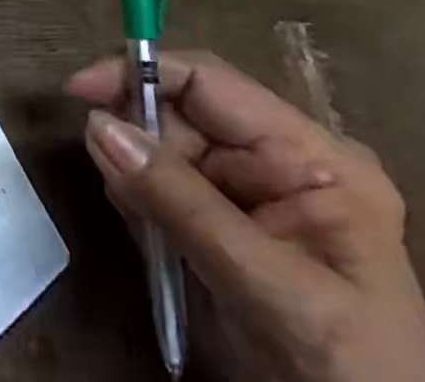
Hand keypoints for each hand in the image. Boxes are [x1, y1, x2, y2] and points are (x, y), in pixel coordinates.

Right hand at [66, 51, 424, 381]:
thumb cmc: (345, 371)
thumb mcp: (265, 286)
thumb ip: (181, 203)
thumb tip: (99, 125)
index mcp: (310, 155)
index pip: (214, 85)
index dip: (146, 73)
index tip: (79, 86)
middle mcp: (279, 161)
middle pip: (185, 117)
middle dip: (138, 136)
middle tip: (105, 175)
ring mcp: (251, 196)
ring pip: (167, 156)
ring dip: (137, 182)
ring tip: (149, 236)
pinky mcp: (225, 228)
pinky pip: (166, 195)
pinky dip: (143, 211)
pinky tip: (154, 248)